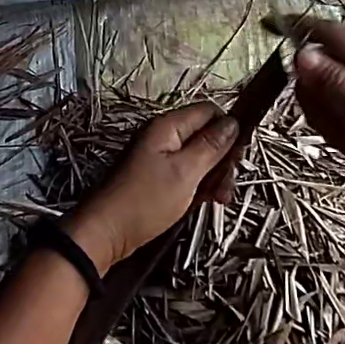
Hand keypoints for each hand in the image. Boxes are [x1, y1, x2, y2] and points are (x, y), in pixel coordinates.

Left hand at [64, 103, 238, 270]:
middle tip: (226, 185)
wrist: (106, 232)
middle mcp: (164, 136)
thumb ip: (211, 146)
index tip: (238, 157)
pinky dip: (198, 186)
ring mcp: (160, 156)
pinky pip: (187, 173)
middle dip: (222, 159)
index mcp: (169, 127)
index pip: (210, 111)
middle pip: (207, 135)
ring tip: (217, 199)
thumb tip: (233, 122)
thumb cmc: (144, 202)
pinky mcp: (158, 176)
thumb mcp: (186, 172)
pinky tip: (203, 202)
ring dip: (213, 176)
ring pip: (199, 157)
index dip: (229, 130)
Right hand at [290, 18, 344, 214]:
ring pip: (325, 89)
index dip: (303, 31)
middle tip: (332, 123)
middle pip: (324, 64)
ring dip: (326, 116)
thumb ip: (335, 84)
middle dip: (318, 95)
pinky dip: (335, 127)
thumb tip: (302, 54)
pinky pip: (335, 108)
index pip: (335, 33)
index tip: (273, 28)